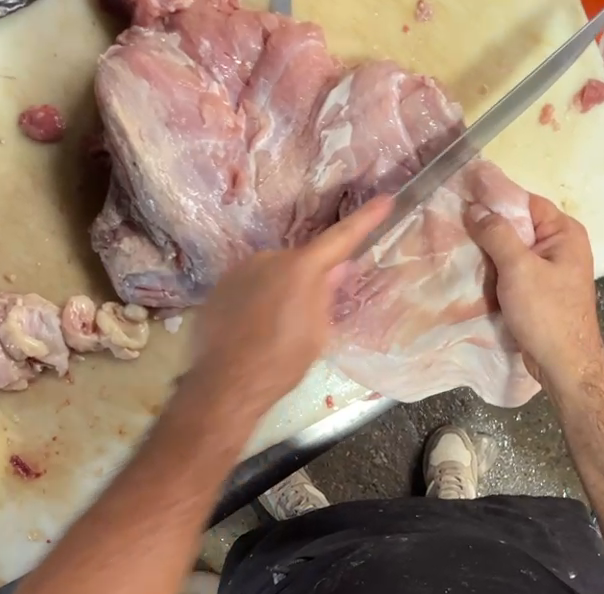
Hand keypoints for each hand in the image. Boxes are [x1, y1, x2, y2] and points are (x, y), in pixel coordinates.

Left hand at [188, 197, 392, 412]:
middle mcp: (269, 258)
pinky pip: (248, 288)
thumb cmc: (281, 364)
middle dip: (307, 283)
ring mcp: (240, 270)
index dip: (365, 220)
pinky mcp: (219, 287)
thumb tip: (338, 269)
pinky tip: (252, 331)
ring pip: (271, 275)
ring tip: (273, 332)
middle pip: (299, 264)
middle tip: (305, 319)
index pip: (340, 239)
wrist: (226, 383)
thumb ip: (327, 296)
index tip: (384, 201)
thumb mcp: (317, 336)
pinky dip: (255, 303)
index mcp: (301, 269)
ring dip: (278, 294)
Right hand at [467, 194, 603, 391]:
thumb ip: (497, 234)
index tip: (464, 196)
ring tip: (458, 246)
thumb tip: (475, 208)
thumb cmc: (546, 313)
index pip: (526, 202)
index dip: (496, 199)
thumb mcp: (518, 268)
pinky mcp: (540, 293)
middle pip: (519, 227)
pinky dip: (495, 274)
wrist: (563, 362)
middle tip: (455, 223)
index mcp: (565, 232)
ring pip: (514, 252)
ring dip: (489, 253)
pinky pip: (514, 274)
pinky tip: (474, 274)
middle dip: (489, 227)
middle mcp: (561, 246)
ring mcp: (551, 271)